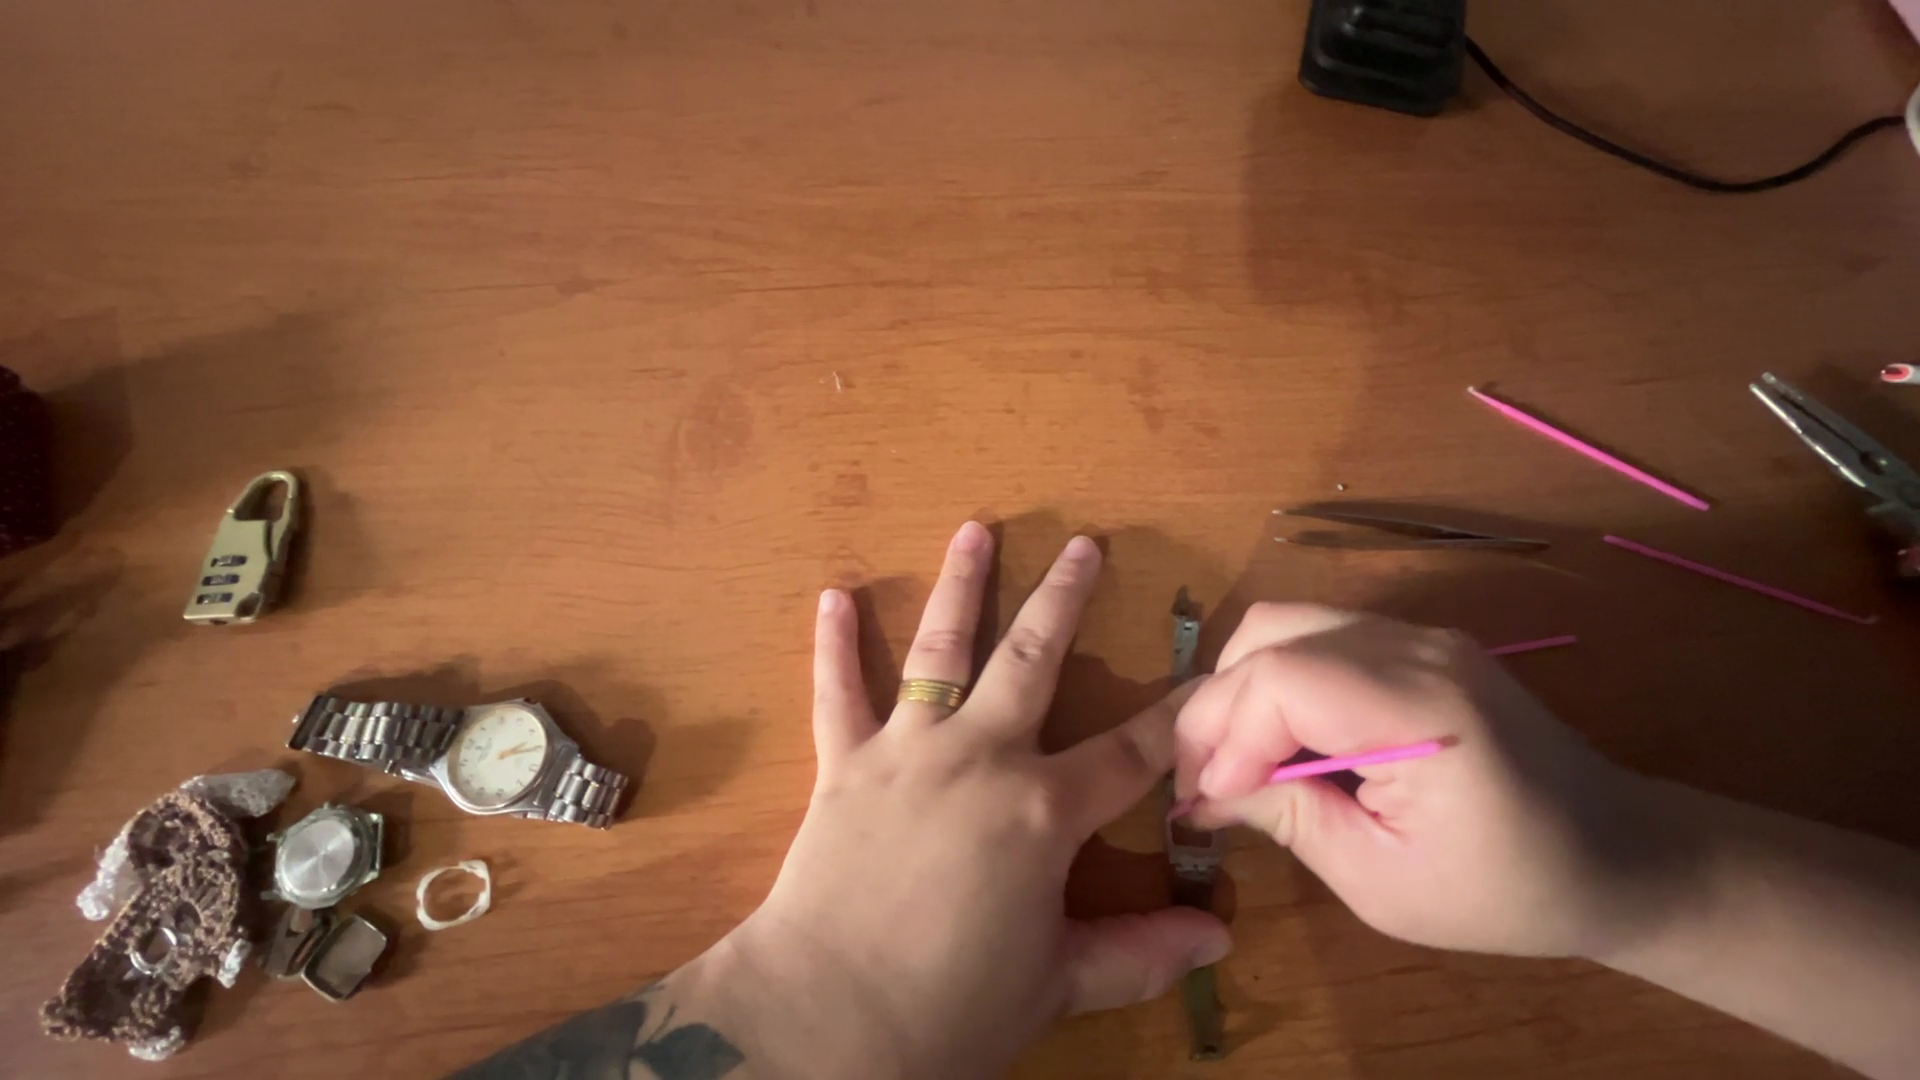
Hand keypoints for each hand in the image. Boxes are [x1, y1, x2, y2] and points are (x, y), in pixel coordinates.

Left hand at [714, 523, 1229, 1079]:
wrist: (825, 1020)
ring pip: (940, 652)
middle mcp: (979, 757)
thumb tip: (1219, 939)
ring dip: (959, 586)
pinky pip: (837, 693)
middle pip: (1032, 659)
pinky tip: (833, 596)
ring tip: (974, 529)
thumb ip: (1139, 953)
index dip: (1174, 717)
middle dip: (1063, 598)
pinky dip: (834, 645)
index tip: (1205, 676)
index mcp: (1041, 811)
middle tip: (1082, 544)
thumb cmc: (950, 1007)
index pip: (1129, 753)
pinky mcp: (844, 763)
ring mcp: (907, 751)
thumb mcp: (1056, 983)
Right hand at [1175, 603, 1685, 960]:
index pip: (1282, 679)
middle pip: (1268, 635)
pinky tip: (1274, 731)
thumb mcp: (1382, 883)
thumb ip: (1286, 818)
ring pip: (1279, 623)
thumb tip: (1201, 790)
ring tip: (1233, 752)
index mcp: (1423, 710)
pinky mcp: (1408, 638)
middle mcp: (1415, 647)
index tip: (1207, 798)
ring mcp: (1414, 633)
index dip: (1226, 733)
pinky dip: (1268, 676)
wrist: (1620, 853)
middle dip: (1216, 706)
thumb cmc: (1507, 890)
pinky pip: (1308, 634)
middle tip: (1202, 776)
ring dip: (1236, 684)